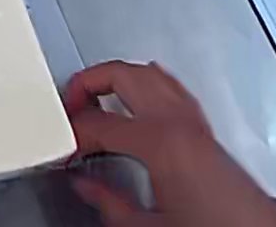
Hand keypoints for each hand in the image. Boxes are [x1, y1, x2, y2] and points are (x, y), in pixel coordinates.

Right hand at [65, 61, 275, 226]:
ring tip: (98, 94)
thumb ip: (111, 202)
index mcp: (158, 142)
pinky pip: (170, 86)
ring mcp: (194, 123)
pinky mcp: (207, 131)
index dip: (75, 132)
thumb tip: (86, 184)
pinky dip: (147, 81)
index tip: (67, 145)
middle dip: (87, 83)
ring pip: (145, 72)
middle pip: (118, 75)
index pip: (98, 123)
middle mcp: (176, 122)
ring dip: (115, 77)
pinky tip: (140, 93)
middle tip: (72, 103)